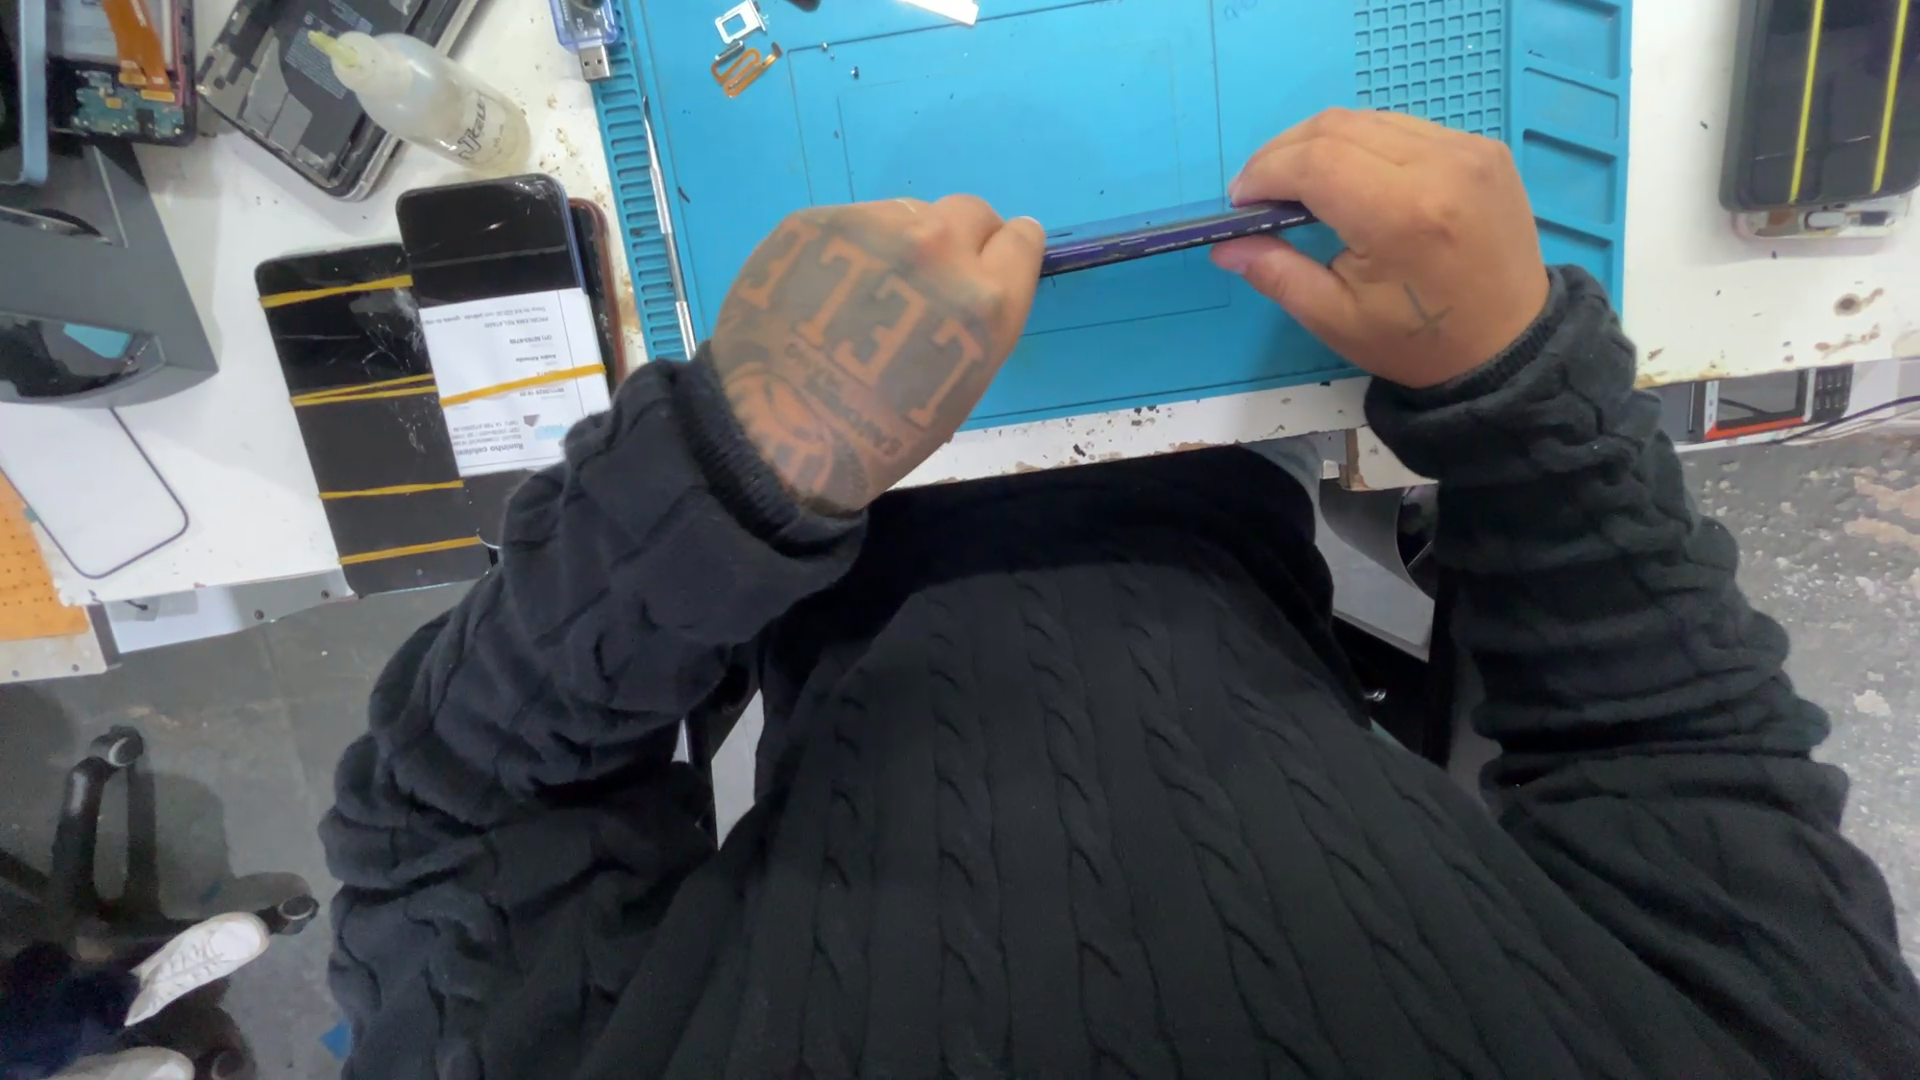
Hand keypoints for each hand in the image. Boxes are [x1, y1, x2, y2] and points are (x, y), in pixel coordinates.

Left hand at [711, 197, 1043, 514]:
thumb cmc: (879, 439)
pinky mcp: (816, 221)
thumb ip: (978, 325)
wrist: (776, 434)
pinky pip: (854, 222)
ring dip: (904, 243)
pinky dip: (851, 251)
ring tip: (866, 296)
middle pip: (970, 212)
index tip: (989, 267)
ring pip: (909, 213)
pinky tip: (824, 295)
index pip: (1022, 239)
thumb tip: (968, 291)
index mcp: (986, 302)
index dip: (1006, 254)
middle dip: (960, 242)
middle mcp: (939, 249)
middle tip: (929, 283)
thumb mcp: (960, 393)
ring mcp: (874, 226)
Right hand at [1211, 108, 1549, 388]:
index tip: (1239, 202)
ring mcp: (1466, 148)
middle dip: (1281, 154)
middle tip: (1255, 192)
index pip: (1316, 162)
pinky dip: (1355, 145)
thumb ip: (1276, 273)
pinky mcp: (1479, 147)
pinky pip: (1399, 127)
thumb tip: (1225, 246)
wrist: (1505, 342)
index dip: (1265, 173)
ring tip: (1290, 184)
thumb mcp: (1332, 319)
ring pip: (1366, 119)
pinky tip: (1339, 179)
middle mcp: (1438, 165)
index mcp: (1400, 215)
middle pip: (1337, 128)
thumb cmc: (1412, 341)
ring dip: (1315, 145)